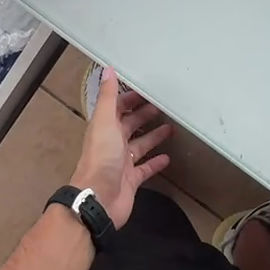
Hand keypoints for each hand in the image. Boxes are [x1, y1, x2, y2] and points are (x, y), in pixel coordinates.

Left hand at [69, 68, 172, 227]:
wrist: (100, 198)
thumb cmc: (101, 158)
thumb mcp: (104, 121)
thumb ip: (107, 96)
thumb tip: (107, 70)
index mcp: (104, 128)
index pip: (118, 108)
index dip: (130, 98)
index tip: (147, 91)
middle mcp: (112, 143)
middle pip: (130, 125)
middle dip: (144, 115)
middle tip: (162, 107)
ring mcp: (122, 162)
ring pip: (140, 145)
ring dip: (153, 136)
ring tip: (170, 127)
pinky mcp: (131, 180)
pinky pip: (146, 168)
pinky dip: (156, 162)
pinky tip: (167, 157)